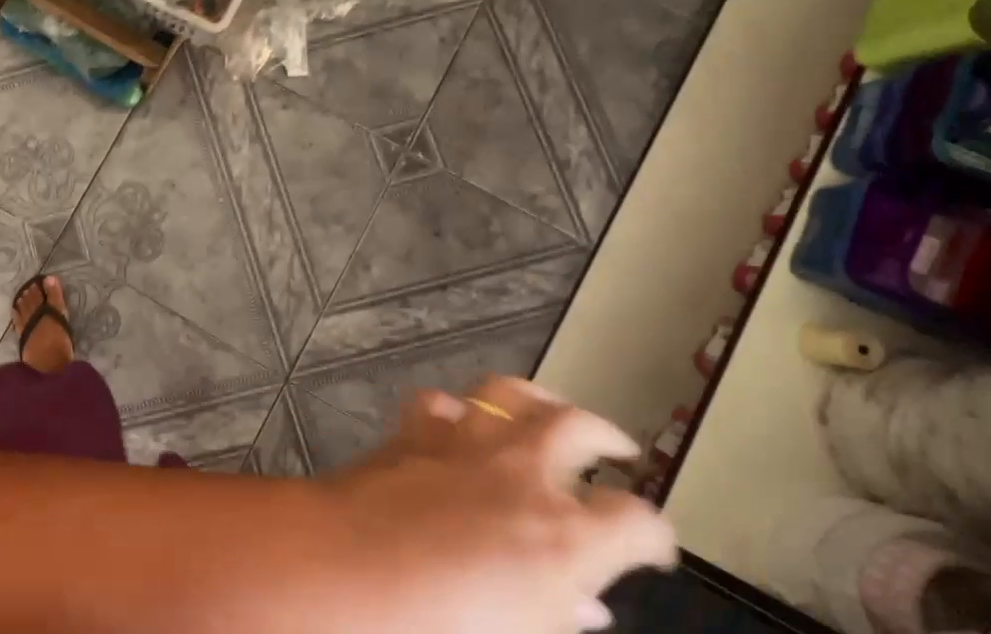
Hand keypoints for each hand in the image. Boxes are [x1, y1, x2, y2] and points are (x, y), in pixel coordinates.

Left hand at [323, 377, 676, 633]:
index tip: (651, 546)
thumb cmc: (442, 621)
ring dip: (537, 399)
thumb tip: (582, 607)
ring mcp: (464, 442)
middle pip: (579, 428)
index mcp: (566, 536)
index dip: (654, 535)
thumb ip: (558, 614)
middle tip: (615, 447)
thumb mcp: (522, 632)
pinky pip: (441, 403)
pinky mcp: (413, 431)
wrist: (349, 568)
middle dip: (605, 435)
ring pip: (510, 394)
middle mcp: (522, 475)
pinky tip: (459, 418)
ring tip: (548, 409)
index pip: (638, 522)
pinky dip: (457, 409)